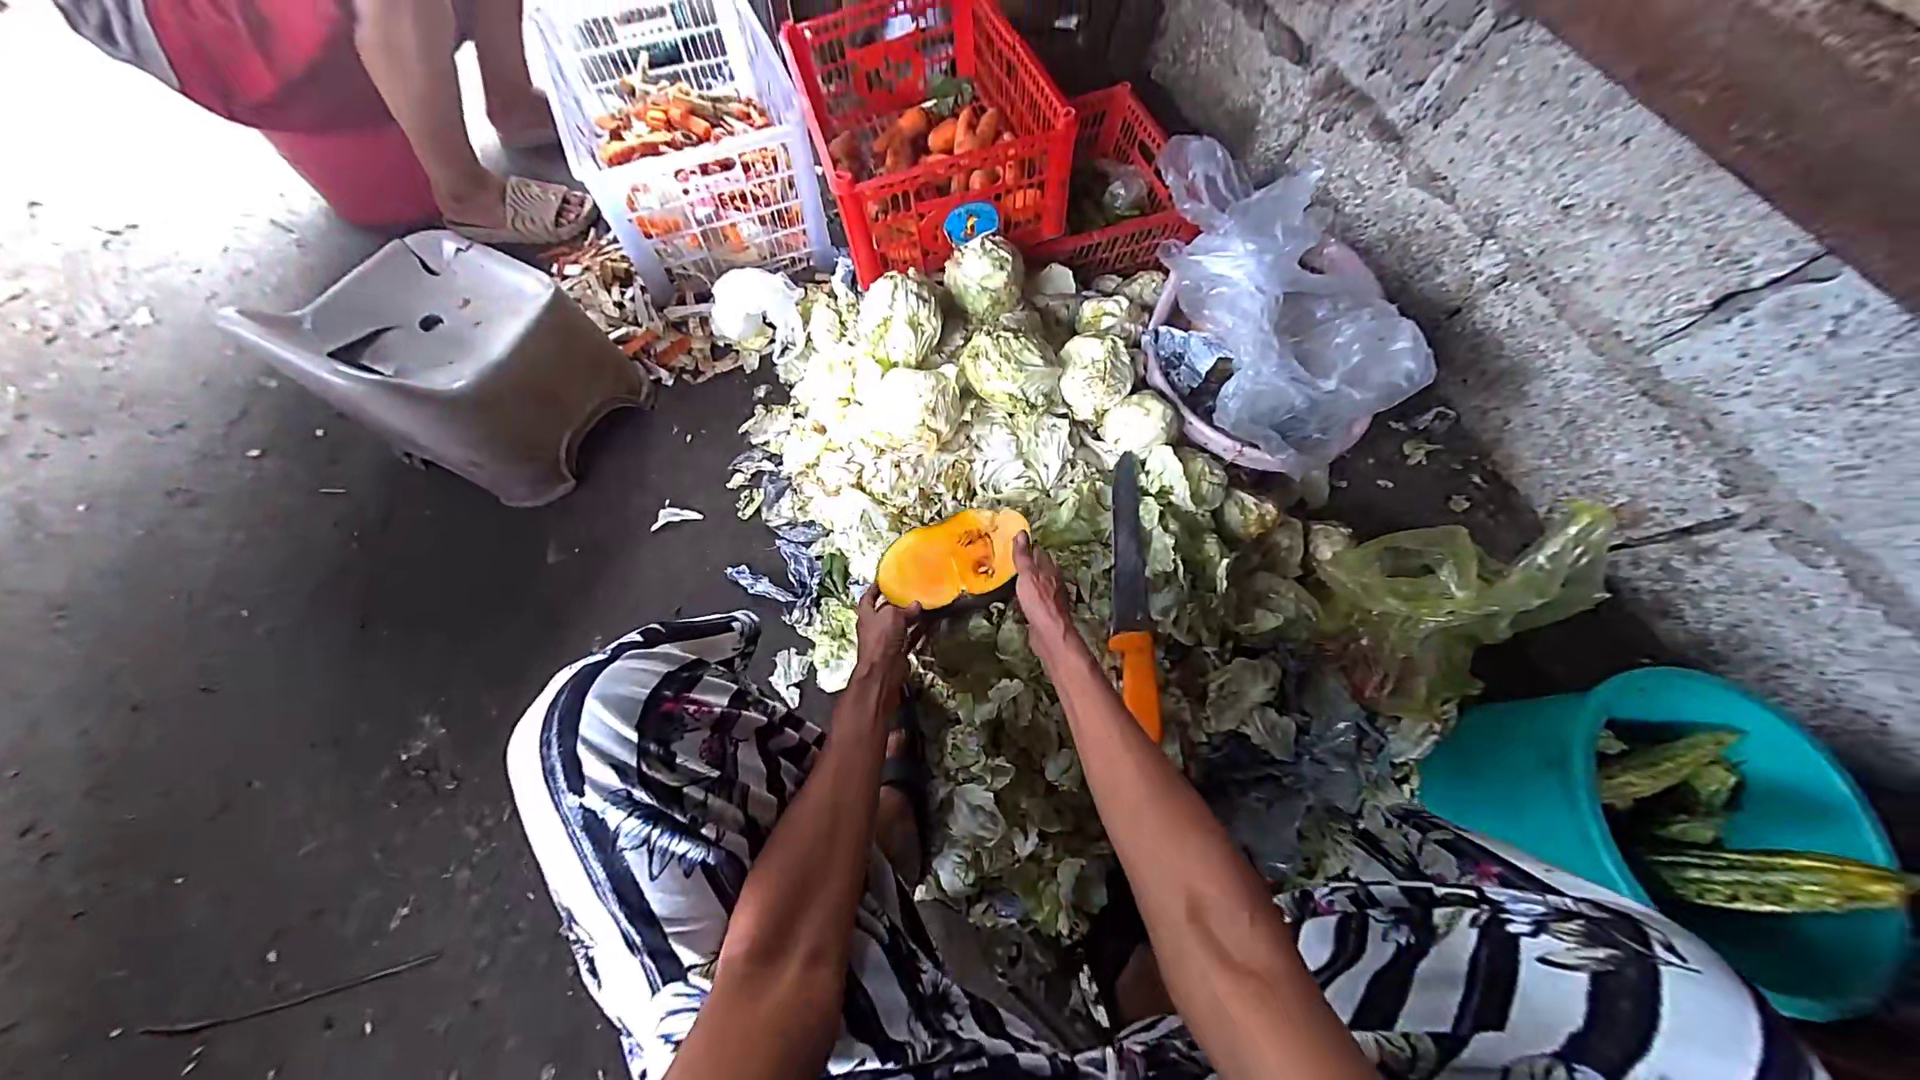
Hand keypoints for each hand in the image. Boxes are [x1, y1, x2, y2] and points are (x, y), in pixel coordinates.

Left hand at [853, 585, 919, 689]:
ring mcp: (886, 640)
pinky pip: (910, 637)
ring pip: (900, 624)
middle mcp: (875, 627)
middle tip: (911, 591)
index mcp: (866, 615)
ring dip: (911, 617)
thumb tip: (915, 605)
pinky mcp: (898, 651)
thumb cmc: (881, 637)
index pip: (868, 598)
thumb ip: (903, 608)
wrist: (883, 670)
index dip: (875, 588)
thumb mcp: (891, 615)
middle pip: (886, 611)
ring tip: (924, 604)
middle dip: (897, 602)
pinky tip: (930, 623)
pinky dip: (919, 631)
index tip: (885, 580)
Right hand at [1012, 532, 1073, 646]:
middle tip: (1012, 561)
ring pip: (1039, 583)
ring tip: (1014, 579)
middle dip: (1029, 564)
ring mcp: (1051, 596)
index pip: (1039, 552)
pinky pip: (1036, 599)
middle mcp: (1053, 580)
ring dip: (1029, 581)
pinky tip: (1021, 599)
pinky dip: (1029, 596)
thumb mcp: (1027, 574)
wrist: (1049, 631)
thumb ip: (1023, 555)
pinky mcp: (1047, 611)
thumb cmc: (1038, 600)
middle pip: (1040, 567)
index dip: (1028, 548)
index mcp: (1049, 568)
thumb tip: (1021, 533)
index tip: (1015, 545)